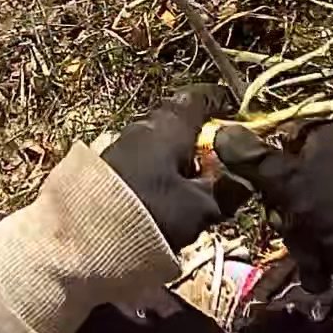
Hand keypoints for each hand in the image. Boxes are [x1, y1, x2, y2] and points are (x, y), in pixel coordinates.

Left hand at [103, 86, 236, 249]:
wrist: (85, 235)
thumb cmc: (152, 210)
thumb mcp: (200, 206)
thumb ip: (228, 189)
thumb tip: (247, 177)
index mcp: (171, 123)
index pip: (201, 97)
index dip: (222, 102)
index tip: (239, 115)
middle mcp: (146, 124)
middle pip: (182, 118)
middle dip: (204, 134)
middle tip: (224, 158)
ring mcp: (125, 142)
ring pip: (164, 139)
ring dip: (183, 153)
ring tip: (200, 181)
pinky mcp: (111, 164)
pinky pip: (148, 156)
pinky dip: (165, 166)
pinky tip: (172, 192)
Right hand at [214, 122, 332, 297]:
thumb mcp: (291, 182)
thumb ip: (253, 158)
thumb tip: (219, 129)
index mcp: (322, 137)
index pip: (274, 139)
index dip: (258, 164)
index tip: (249, 184)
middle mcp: (332, 162)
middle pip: (281, 182)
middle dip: (281, 213)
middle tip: (289, 223)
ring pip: (294, 216)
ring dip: (297, 241)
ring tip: (314, 255)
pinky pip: (314, 239)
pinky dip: (315, 257)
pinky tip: (323, 271)